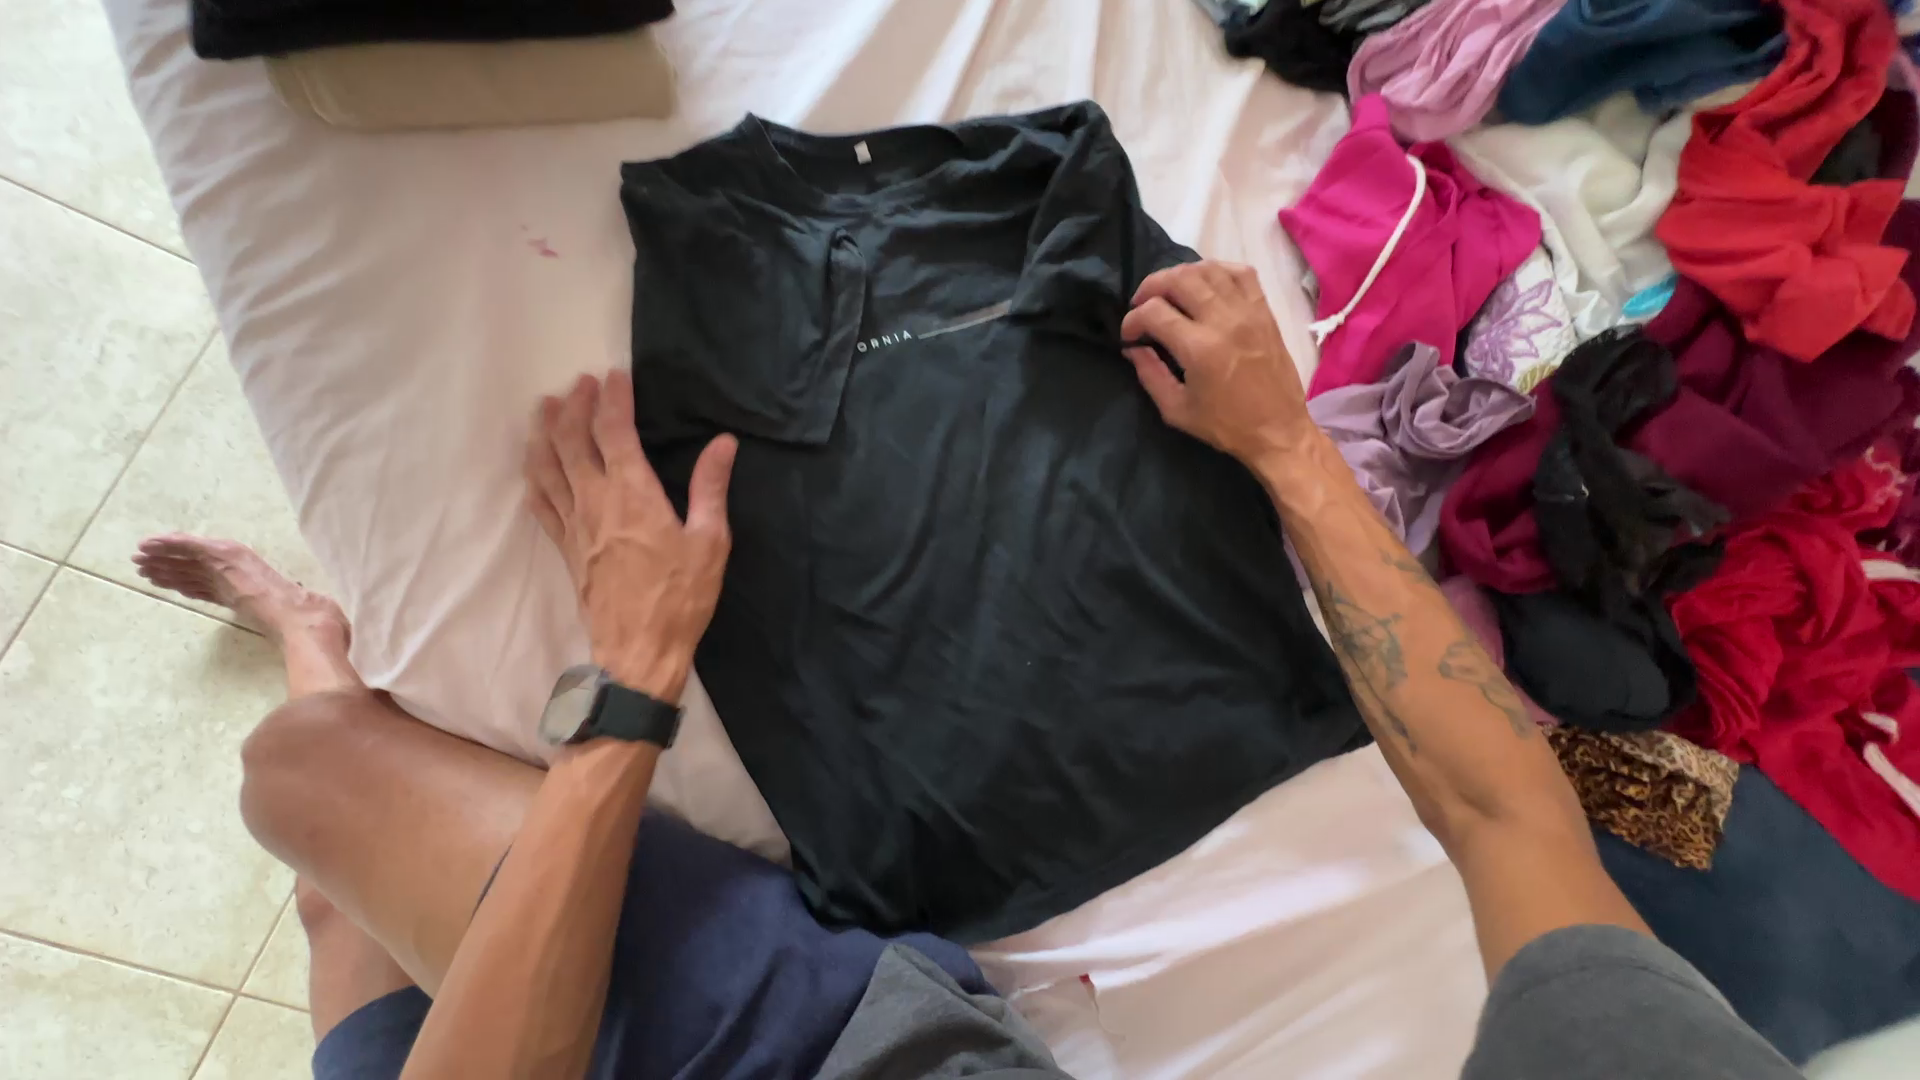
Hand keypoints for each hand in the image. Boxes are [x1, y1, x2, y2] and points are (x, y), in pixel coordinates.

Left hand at [523, 370, 736, 700]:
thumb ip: (711, 488)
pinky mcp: (565, 548)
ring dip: (543, 432)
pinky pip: (540, 503)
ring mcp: (573, 526)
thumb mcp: (710, 541)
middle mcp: (595, 502)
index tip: (616, 375)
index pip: (614, 432)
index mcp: (633, 496)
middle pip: (571, 441)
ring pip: (546, 467)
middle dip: (574, 406)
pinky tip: (533, 465)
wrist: (639, 651)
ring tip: (546, 407)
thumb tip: (723, 443)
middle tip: (580, 382)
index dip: (613, 399)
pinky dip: (534, 476)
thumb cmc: (682, 597)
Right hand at [1119, 261, 1316, 468]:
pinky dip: (1217, 270)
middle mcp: (1223, 321)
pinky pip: (1240, 272)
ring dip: (1180, 275)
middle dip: (1151, 286)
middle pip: (1180, 279)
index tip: (1128, 335)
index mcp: (1199, 349)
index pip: (1154, 312)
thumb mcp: (1176, 410)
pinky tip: (1204, 283)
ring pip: (1208, 269)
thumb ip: (1150, 375)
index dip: (1132, 320)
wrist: (1278, 429)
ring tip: (1169, 292)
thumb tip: (1133, 349)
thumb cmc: (1225, 425)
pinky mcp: (1264, 310)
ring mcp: (1247, 311)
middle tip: (1142, 304)